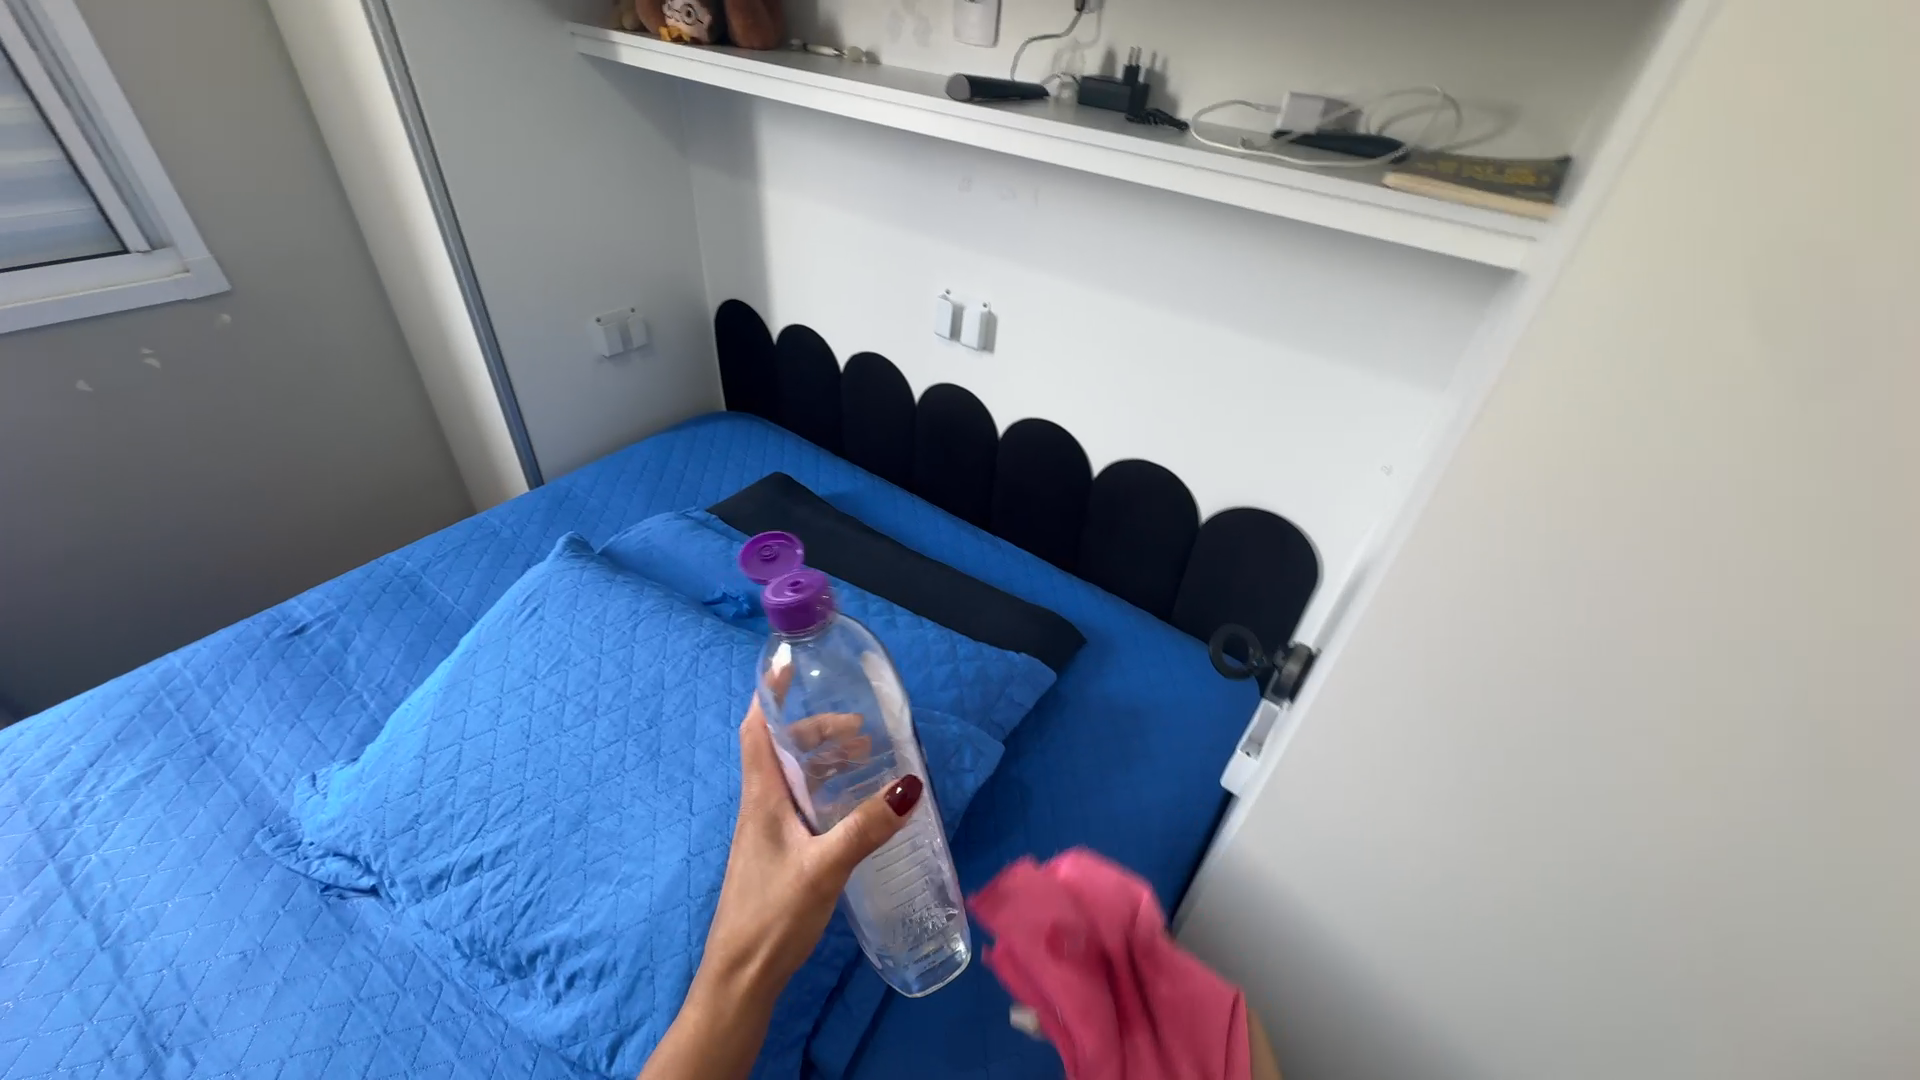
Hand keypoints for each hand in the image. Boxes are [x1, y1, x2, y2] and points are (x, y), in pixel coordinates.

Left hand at [700, 694, 921, 994]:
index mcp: (763, 796)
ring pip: (794, 775)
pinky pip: (803, 802)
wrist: (740, 978)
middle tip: (858, 725)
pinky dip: (827, 788)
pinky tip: (854, 802)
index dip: (769, 693)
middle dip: (816, 726)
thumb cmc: (771, 915)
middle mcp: (762, 805)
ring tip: (864, 755)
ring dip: (824, 757)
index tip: (789, 664)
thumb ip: (865, 828)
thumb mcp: (825, 868)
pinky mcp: (779, 851)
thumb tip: (911, 785)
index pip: (757, 728)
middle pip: (782, 747)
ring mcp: (769, 830)